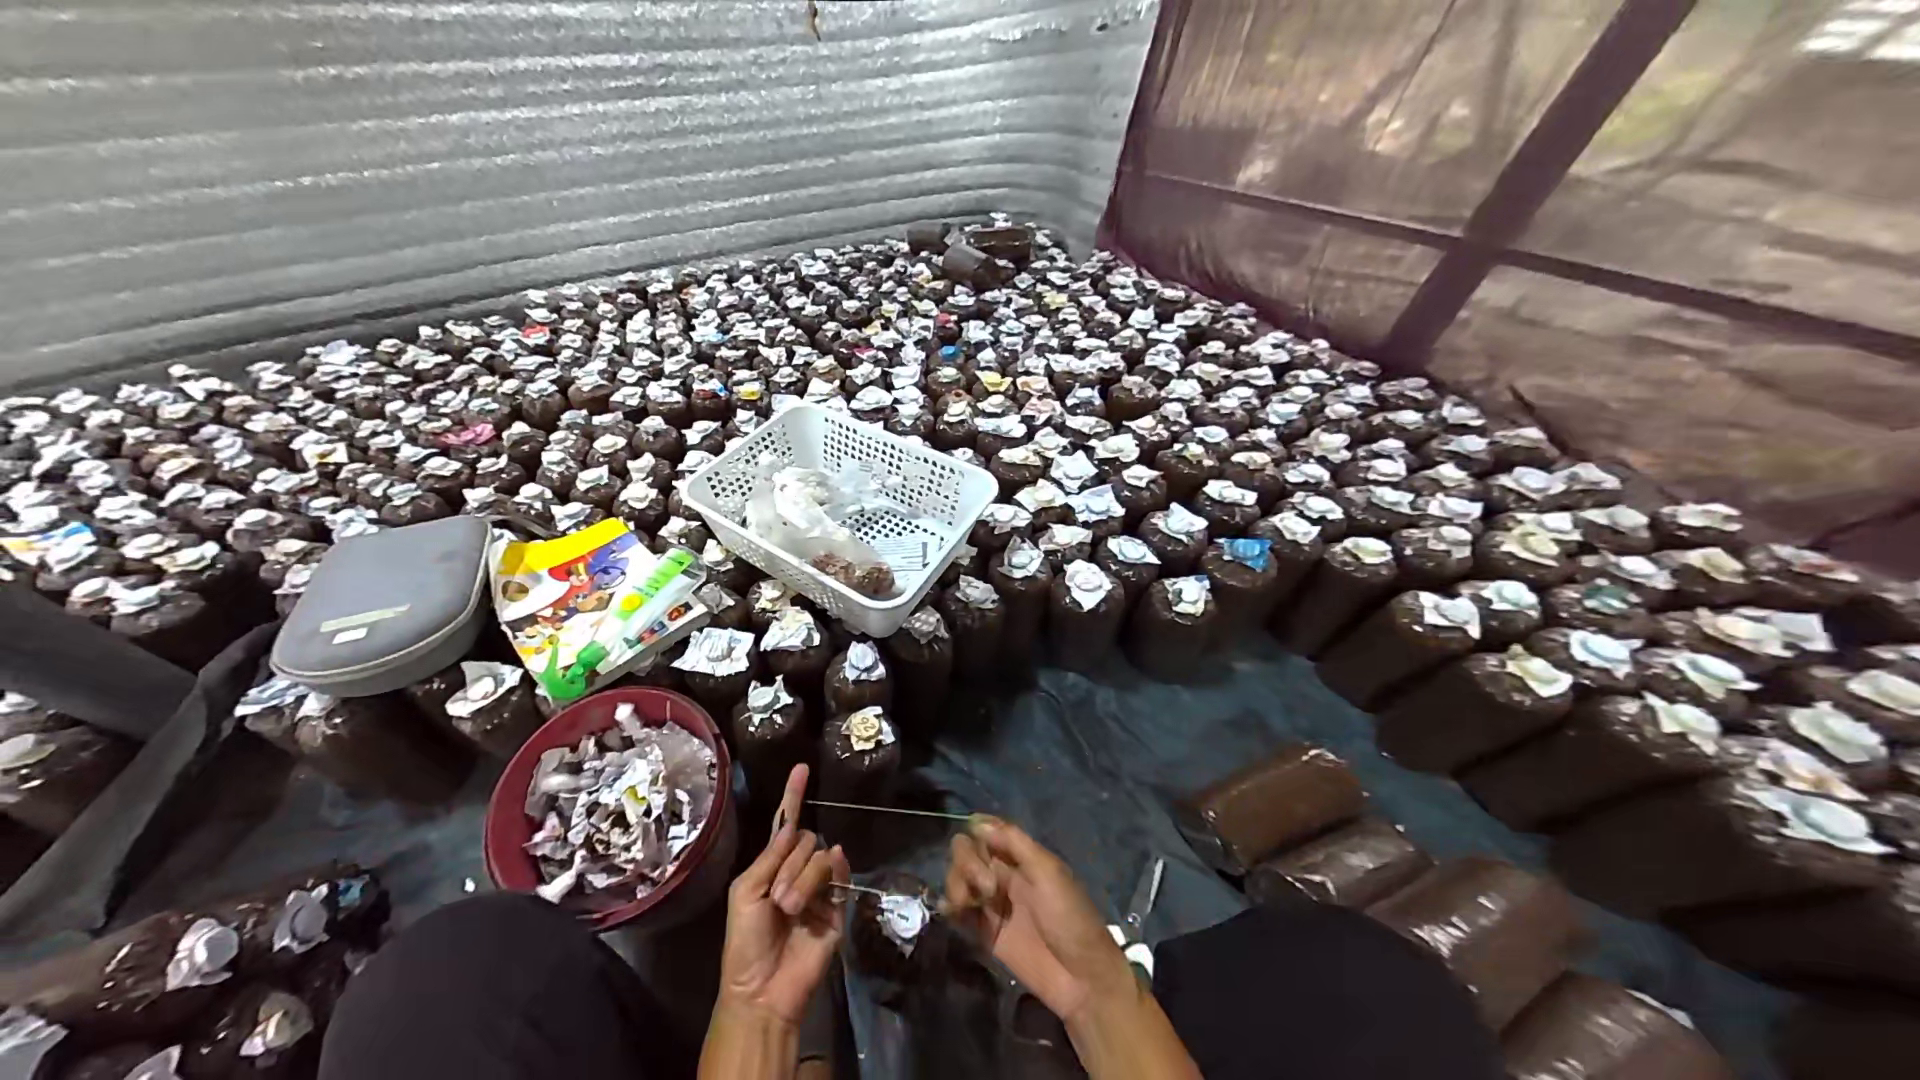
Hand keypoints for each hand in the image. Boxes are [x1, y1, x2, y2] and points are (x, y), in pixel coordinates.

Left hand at [716, 764, 850, 1024]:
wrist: (763, 988)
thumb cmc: (744, 943)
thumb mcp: (746, 893)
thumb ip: (770, 858)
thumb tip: (796, 828)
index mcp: (772, 865)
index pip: (786, 823)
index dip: (793, 796)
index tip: (801, 768)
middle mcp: (797, 870)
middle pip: (804, 840)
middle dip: (790, 865)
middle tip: (777, 900)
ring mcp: (819, 886)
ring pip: (820, 856)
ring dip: (803, 880)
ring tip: (791, 910)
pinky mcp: (837, 904)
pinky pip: (840, 873)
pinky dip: (833, 870)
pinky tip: (830, 874)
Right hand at [942, 817, 1135, 1024]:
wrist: (1081, 978)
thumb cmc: (1070, 917)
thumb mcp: (1048, 872)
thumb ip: (1014, 843)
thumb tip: (977, 820)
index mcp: (1022, 857)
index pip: (988, 831)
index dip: (977, 832)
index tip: (976, 840)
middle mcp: (1004, 875)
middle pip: (968, 852)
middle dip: (967, 862)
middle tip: (987, 887)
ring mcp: (992, 904)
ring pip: (959, 879)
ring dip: (957, 884)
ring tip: (968, 905)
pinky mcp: (984, 932)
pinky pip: (958, 911)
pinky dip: (950, 906)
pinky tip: (954, 911)